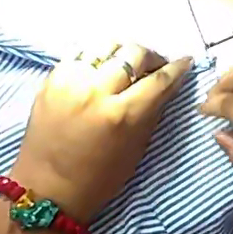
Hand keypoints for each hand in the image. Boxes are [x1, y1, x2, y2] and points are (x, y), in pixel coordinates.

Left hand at [10, 43, 192, 225]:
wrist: (47, 188)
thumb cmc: (100, 177)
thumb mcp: (137, 148)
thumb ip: (152, 111)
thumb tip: (167, 84)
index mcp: (121, 115)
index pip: (158, 79)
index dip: (177, 67)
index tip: (185, 62)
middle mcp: (96, 92)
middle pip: (134, 53)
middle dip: (152, 56)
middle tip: (155, 66)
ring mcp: (70, 82)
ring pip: (106, 45)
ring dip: (123, 52)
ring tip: (127, 62)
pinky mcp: (51, 80)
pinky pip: (80, 53)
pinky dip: (96, 56)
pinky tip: (102, 66)